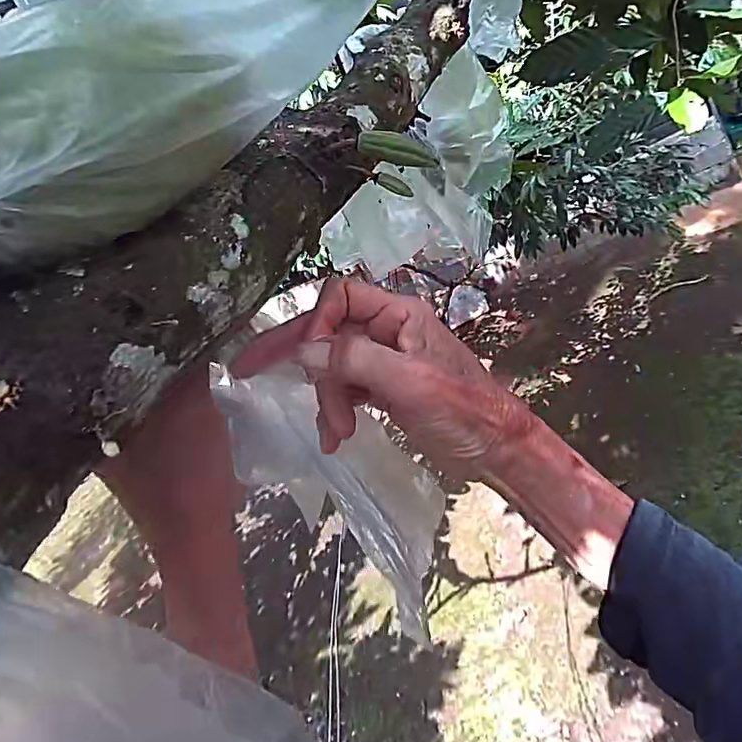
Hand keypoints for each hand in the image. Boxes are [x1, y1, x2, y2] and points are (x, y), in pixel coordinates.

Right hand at [232, 276, 532, 480]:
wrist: (493, 444)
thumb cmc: (460, 407)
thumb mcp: (408, 382)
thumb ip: (355, 360)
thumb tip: (302, 351)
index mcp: (398, 314)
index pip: (341, 296)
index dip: (317, 323)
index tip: (307, 361)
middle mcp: (388, 329)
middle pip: (329, 330)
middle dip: (298, 356)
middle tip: (248, 371)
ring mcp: (384, 359)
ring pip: (333, 364)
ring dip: (326, 397)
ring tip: (336, 431)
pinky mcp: (383, 386)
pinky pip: (345, 388)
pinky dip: (336, 409)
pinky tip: (336, 436)